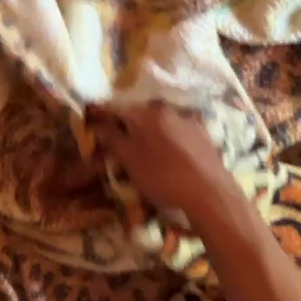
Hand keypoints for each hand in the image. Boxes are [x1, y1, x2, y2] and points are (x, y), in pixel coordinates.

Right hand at [87, 101, 244, 220]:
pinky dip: (166, 138)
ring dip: (147, 131)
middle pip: (137, 113)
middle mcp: (165, 109)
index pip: (113, 107)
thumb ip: (111, 139)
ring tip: (143, 148)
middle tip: (116, 139)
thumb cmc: (162, 177)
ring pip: (158, 121)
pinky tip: (167, 154)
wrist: (211, 194)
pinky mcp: (203, 133)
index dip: (99, 113)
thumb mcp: (129, 160)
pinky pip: (176, 130)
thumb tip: (98, 124)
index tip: (89, 119)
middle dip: (125, 124)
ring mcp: (187, 120)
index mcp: (144, 113)